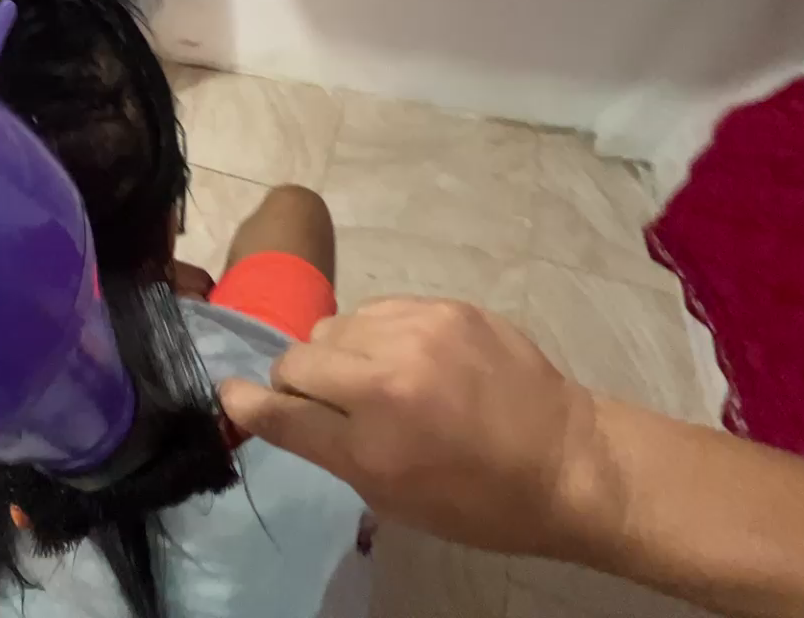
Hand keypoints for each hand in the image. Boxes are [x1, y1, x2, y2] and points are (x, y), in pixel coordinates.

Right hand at [218, 297, 620, 558]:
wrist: (572, 460)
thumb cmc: (478, 499)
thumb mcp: (392, 497)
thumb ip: (324, 445)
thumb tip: (264, 405)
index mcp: (374, 444)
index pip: (281, 413)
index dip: (248, 404)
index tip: (230, 394)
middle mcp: (386, 378)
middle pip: (295, 358)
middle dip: (304, 382)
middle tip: (339, 402)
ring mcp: (416, 331)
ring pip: (332, 327)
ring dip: (342, 354)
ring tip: (383, 377)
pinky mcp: (442, 305)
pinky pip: (375, 311)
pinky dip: (379, 335)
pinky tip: (417, 359)